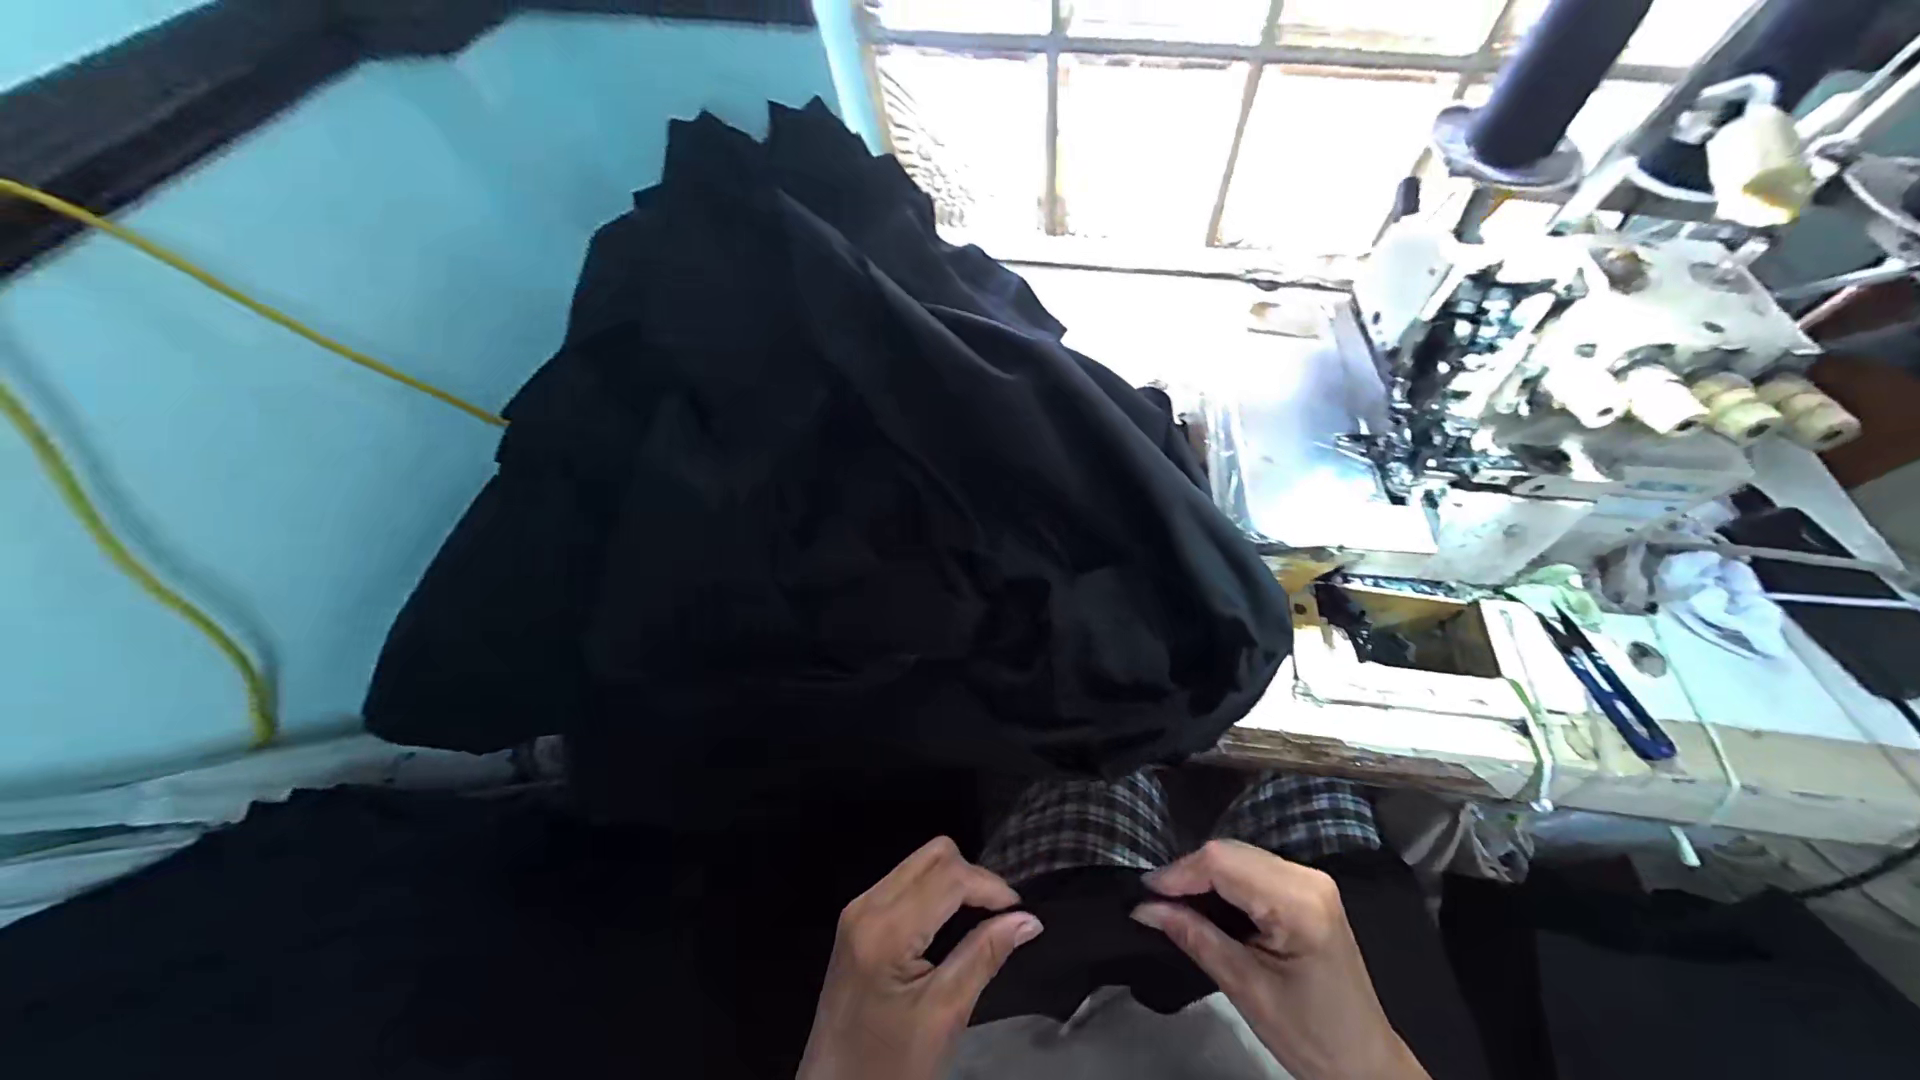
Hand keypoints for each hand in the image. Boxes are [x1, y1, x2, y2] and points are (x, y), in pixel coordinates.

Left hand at [797, 836, 1043, 1079]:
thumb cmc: (891, 1064)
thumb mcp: (944, 1014)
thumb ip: (985, 956)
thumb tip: (1028, 919)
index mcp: (885, 930)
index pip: (949, 876)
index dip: (990, 886)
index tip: (1017, 912)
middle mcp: (867, 904)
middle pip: (934, 855)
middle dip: (972, 877)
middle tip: (997, 915)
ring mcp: (858, 908)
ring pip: (920, 862)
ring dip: (954, 881)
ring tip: (979, 919)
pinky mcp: (856, 917)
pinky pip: (905, 880)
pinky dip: (934, 891)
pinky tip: (948, 923)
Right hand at [1133, 840, 1429, 1079]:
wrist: (1365, 1063)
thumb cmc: (1310, 1035)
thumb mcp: (1245, 988)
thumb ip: (1195, 937)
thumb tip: (1144, 907)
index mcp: (1300, 903)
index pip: (1223, 863)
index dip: (1179, 872)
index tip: (1144, 893)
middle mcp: (1308, 878)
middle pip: (1229, 852)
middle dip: (1188, 872)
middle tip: (1154, 900)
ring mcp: (1310, 879)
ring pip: (1238, 855)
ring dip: (1202, 874)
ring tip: (1172, 901)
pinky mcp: (1306, 887)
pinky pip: (1251, 867)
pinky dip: (1222, 879)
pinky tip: (1204, 900)